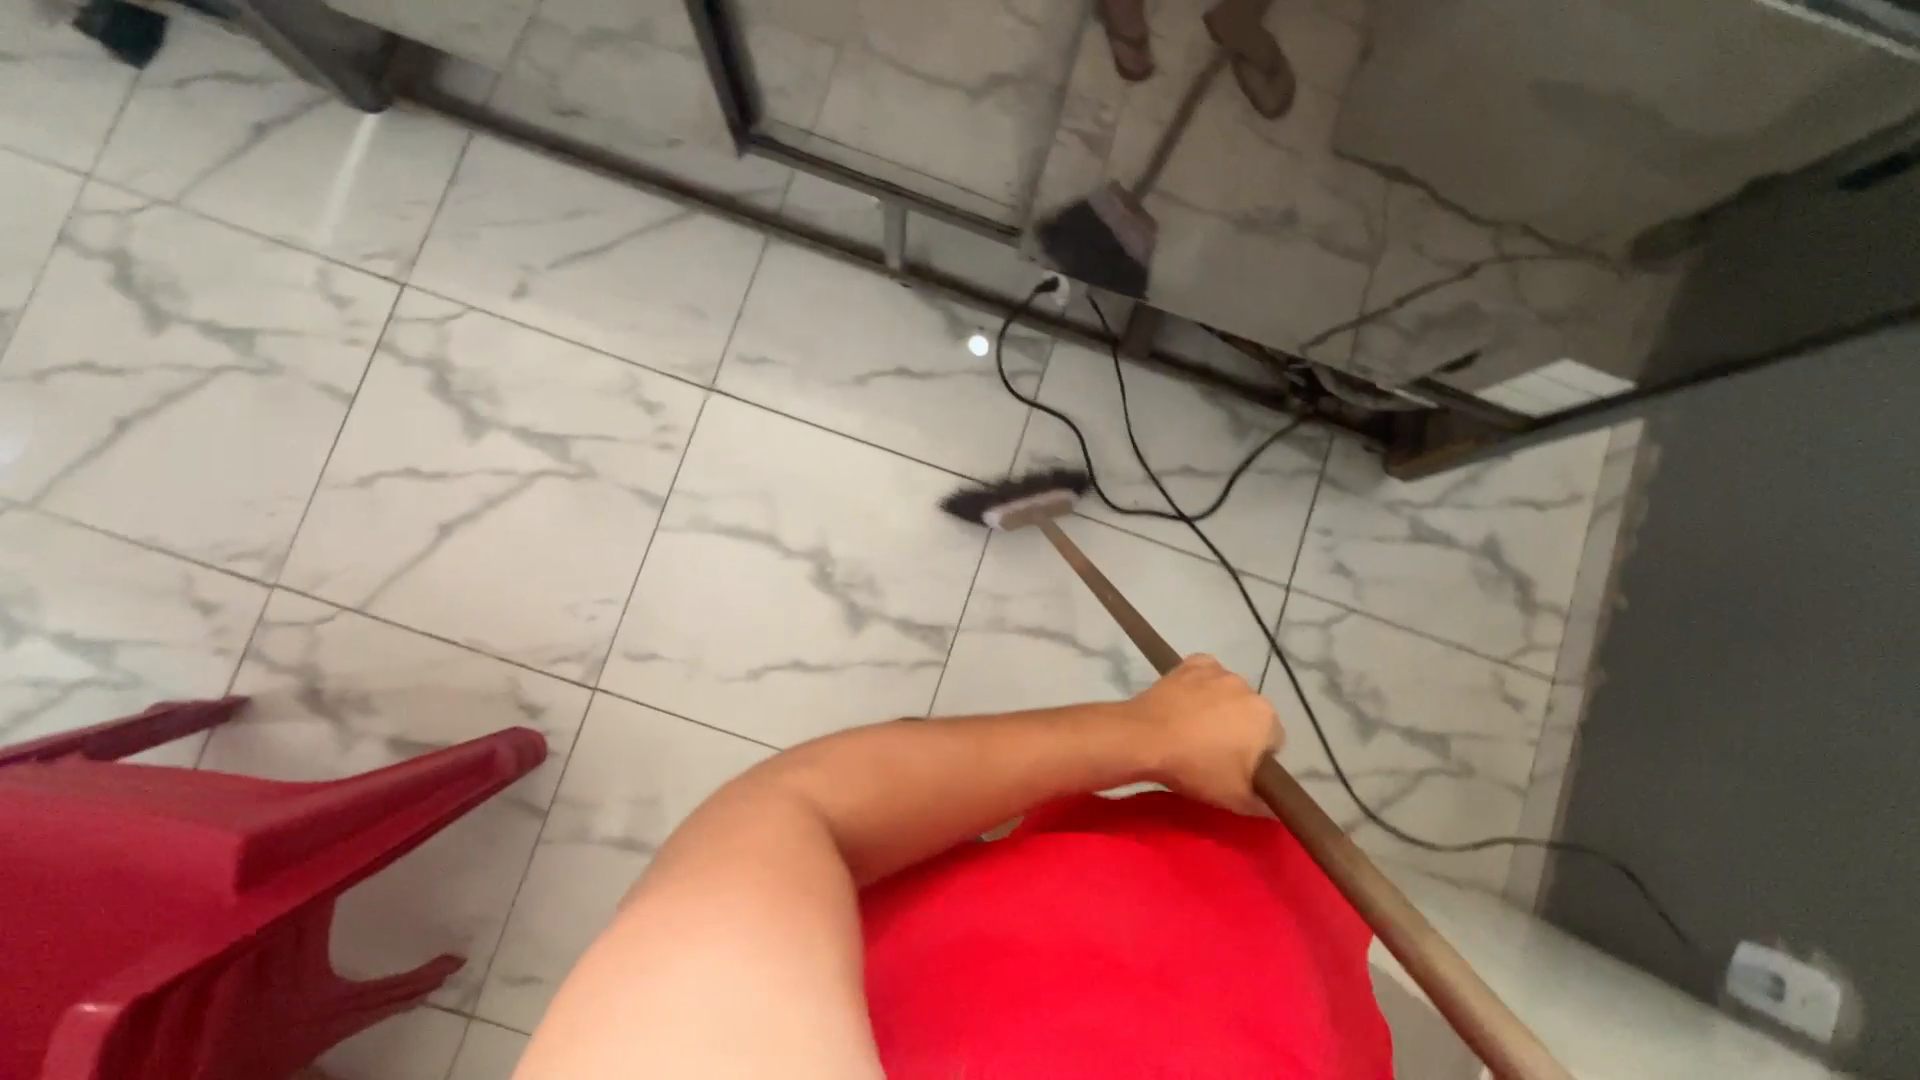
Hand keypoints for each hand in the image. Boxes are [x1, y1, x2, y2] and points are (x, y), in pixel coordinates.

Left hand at [1126, 655, 1279, 814]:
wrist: (1144, 738)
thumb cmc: (1195, 767)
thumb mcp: (1236, 799)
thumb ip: (1265, 804)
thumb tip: (1276, 807)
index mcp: (1266, 717)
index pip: (1272, 741)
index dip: (1255, 757)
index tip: (1234, 768)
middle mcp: (1247, 687)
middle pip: (1250, 714)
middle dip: (1237, 729)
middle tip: (1211, 749)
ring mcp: (1217, 672)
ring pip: (1228, 693)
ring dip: (1218, 706)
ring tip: (1192, 727)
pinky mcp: (1191, 663)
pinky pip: (1205, 674)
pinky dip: (1199, 685)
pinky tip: (1185, 701)